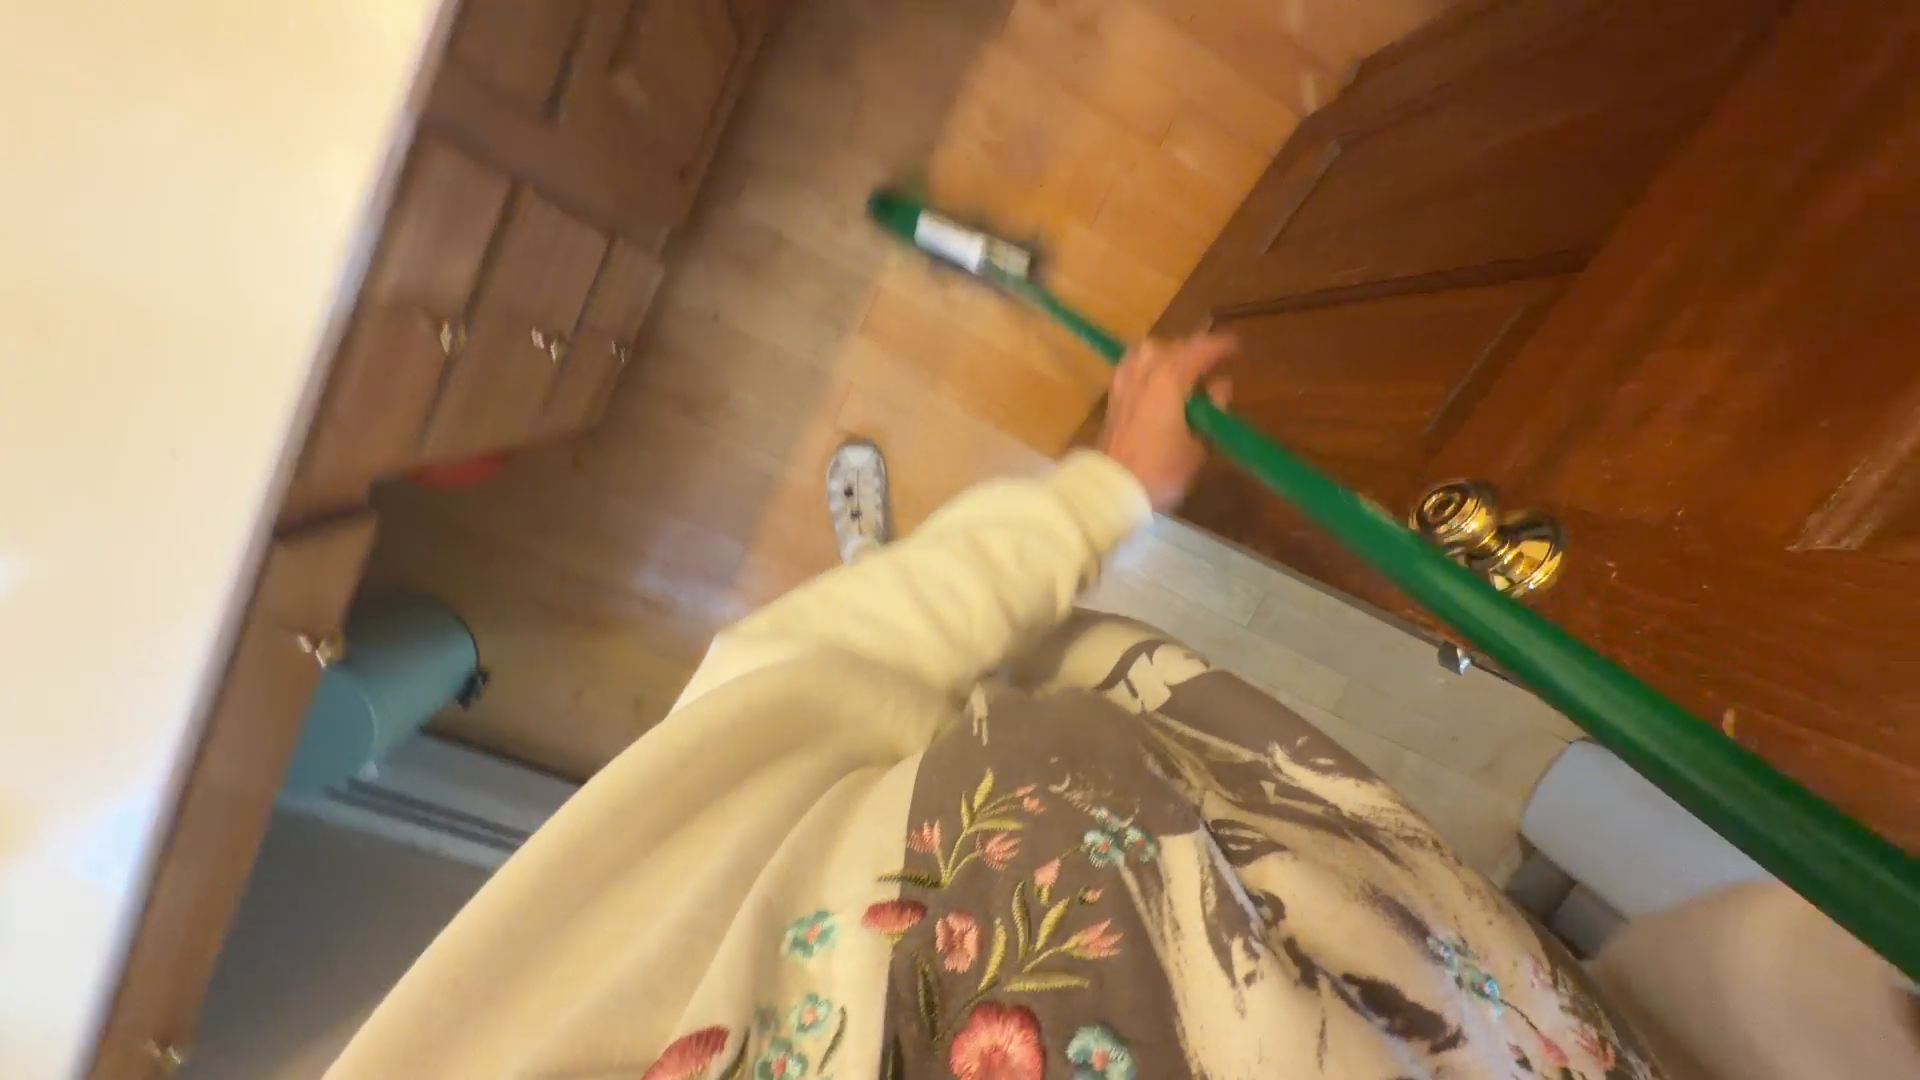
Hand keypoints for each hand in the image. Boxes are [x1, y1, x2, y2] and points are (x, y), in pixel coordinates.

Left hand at [1097, 333, 1235, 511]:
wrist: (1112, 489)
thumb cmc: (1161, 471)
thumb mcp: (1199, 445)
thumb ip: (1213, 409)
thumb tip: (1220, 385)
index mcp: (1169, 379)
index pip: (1199, 351)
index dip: (1220, 346)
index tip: (1236, 346)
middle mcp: (1143, 373)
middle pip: (1171, 346)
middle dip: (1193, 348)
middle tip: (1212, 359)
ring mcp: (1124, 384)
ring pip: (1146, 352)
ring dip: (1167, 353)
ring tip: (1183, 367)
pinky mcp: (1112, 400)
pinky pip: (1131, 368)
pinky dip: (1147, 367)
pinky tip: (1155, 380)